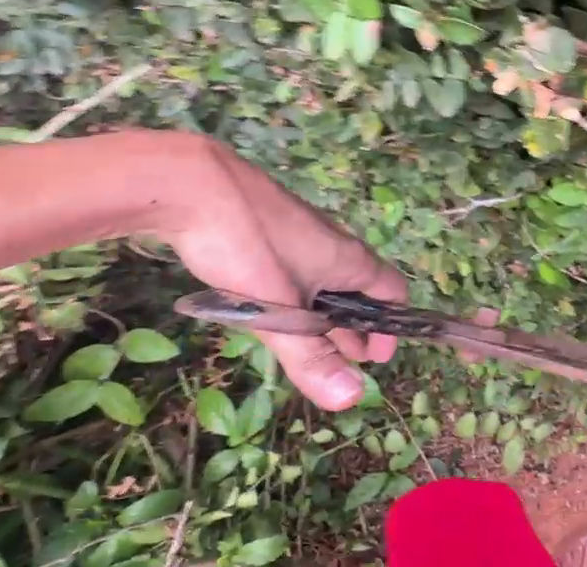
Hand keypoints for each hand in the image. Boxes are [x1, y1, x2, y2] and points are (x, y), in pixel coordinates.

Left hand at [155, 135, 406, 410]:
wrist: (194, 186)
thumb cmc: (246, 247)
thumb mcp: (277, 311)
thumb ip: (311, 357)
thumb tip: (352, 400)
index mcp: (348, 259)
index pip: (391, 292)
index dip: (391, 326)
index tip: (376, 360)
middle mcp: (334, 244)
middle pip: (359, 289)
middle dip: (355, 327)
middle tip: (342, 362)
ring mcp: (303, 236)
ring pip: (327, 280)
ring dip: (325, 313)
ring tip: (308, 343)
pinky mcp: (272, 232)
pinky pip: (301, 269)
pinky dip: (300, 295)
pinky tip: (273, 308)